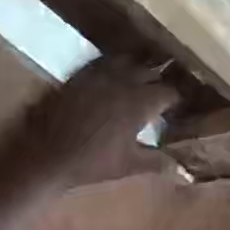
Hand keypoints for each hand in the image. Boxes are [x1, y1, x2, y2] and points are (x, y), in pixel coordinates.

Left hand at [5, 57, 179, 190]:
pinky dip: (114, 65)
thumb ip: (158, 162)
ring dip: (139, 66)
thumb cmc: (92, 163)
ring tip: (143, 76)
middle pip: (152, 70)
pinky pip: (103, 61)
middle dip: (161, 78)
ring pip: (128, 60)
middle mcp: (124, 82)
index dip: (178, 98)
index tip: (180, 106)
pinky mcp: (80, 74)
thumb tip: (183, 170)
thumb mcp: (129, 165)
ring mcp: (100, 74)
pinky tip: (113, 75)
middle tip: (165, 90)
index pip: (170, 92)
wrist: (46, 155)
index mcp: (141, 103)